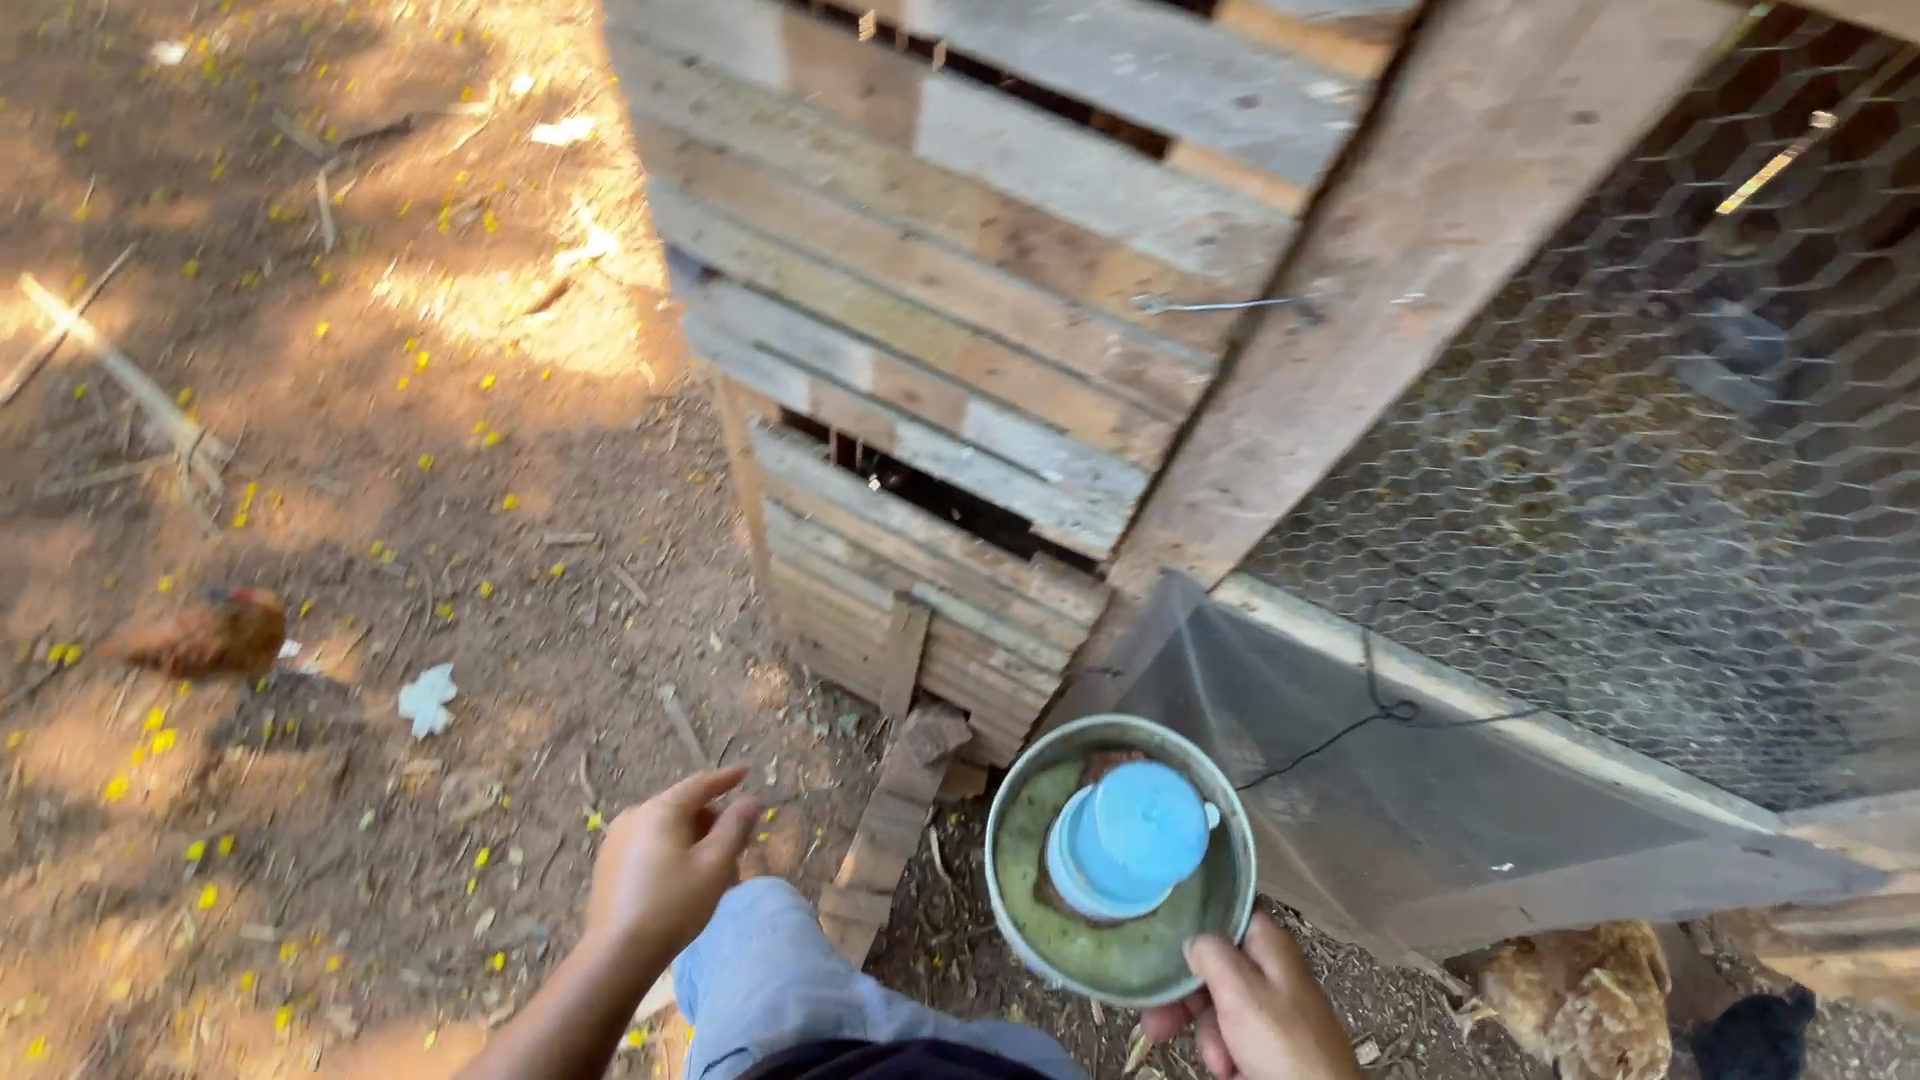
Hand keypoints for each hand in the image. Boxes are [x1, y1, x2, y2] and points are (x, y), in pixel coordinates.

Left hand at [586, 767, 760, 959]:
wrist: (617, 956)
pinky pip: (649, 843)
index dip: (726, 778)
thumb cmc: (674, 905)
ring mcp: (616, 840)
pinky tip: (683, 876)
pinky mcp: (608, 864)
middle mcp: (634, 816)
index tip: (746, 772)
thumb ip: (736, 826)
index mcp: (661, 810)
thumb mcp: (716, 864)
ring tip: (712, 866)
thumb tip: (750, 799)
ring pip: (666, 826)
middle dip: (712, 818)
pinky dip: (672, 848)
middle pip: (683, 805)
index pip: (700, 783)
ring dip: (693, 837)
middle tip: (736, 842)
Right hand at [1143, 912, 1362, 1079]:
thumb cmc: (1283, 1045)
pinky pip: (1224, 1033)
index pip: (1227, 909)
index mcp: (1267, 944)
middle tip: (1155, 1016)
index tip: (1162, 924)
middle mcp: (1265, 969)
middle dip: (1183, 990)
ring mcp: (1263, 1007)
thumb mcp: (1242, 992)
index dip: (1195, 912)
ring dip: (1204, 1030)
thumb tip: (1192, 939)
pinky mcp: (1260, 1041)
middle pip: (1210, 960)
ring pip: (1212, 1000)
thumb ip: (1211, 954)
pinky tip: (1228, 1070)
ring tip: (1215, 1061)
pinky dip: (1220, 1051)